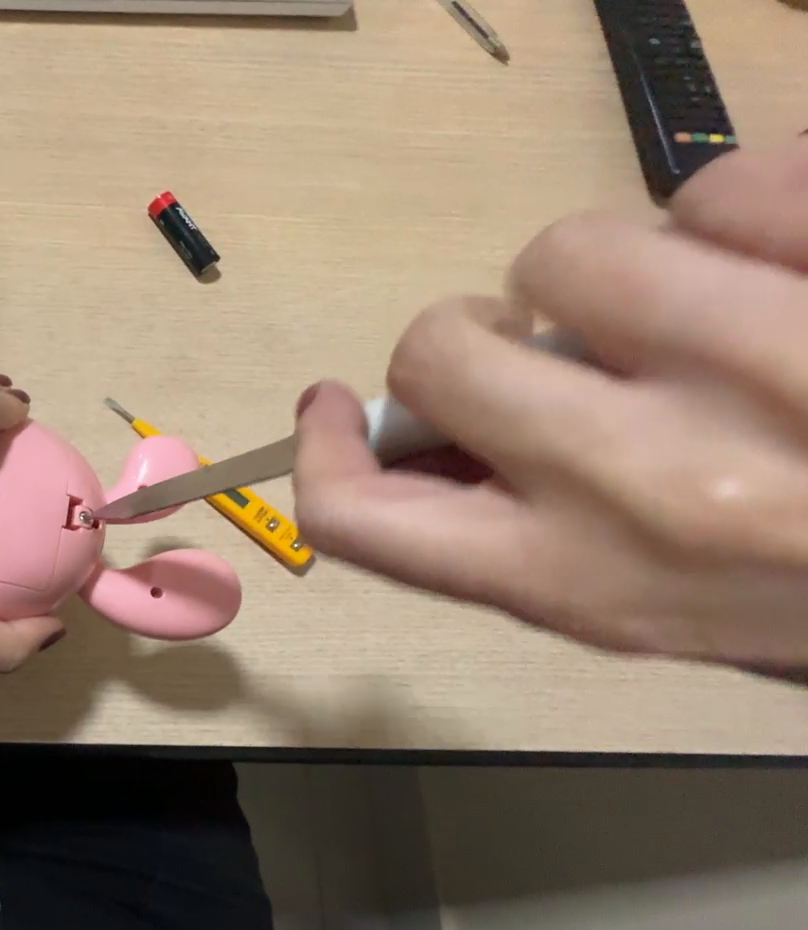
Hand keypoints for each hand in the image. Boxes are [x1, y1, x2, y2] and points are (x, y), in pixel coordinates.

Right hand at [293, 138, 807, 666]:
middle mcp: (654, 490)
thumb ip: (513, 529)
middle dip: (468, 336)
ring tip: (713, 302)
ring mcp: (775, 370)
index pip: (355, 515)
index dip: (318, 446)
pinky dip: (747, 205)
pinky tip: (800, 261)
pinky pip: (728, 181)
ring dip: (613, 268)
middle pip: (434, 353)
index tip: (331, 403)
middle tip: (547, 345)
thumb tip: (419, 431)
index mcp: (581, 580)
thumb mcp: (651, 600)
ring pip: (568, 251)